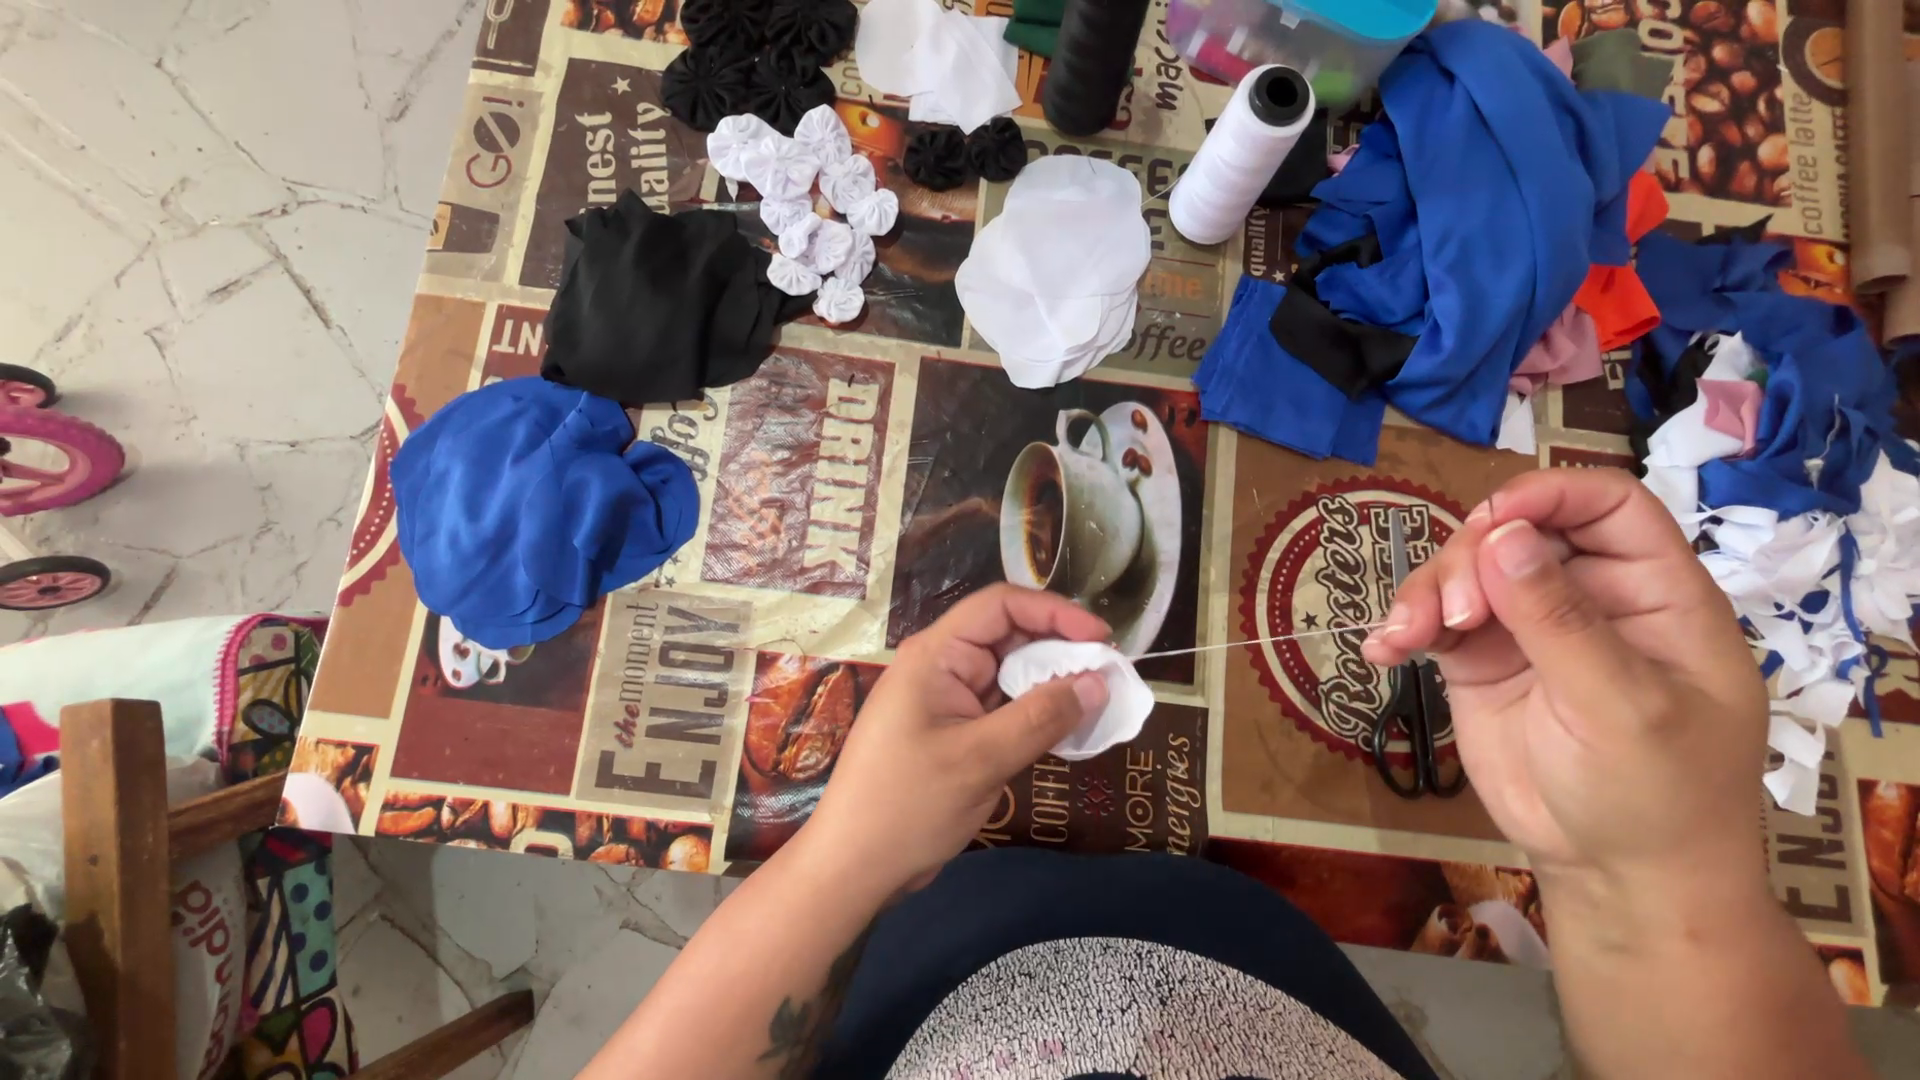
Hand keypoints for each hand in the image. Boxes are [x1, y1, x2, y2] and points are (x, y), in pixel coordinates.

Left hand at [801, 584, 1110, 895]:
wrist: (855, 867)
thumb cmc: (908, 805)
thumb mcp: (980, 760)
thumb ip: (1041, 717)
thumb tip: (1098, 682)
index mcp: (937, 655)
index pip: (1001, 607)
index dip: (1055, 612)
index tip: (1103, 637)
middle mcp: (942, 667)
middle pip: (1010, 637)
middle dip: (1060, 649)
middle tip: (1110, 675)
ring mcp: (948, 701)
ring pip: (1011, 675)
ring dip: (1052, 685)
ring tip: (1099, 702)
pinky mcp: (956, 732)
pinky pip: (1004, 709)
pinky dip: (1036, 714)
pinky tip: (1069, 730)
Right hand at [1361, 468, 1767, 889]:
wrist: (1612, 870)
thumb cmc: (1653, 792)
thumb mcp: (1618, 705)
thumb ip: (1559, 619)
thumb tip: (1502, 534)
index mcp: (1651, 594)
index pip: (1607, 507)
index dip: (1550, 494)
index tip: (1490, 519)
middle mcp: (1583, 597)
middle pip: (1512, 533)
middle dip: (1468, 561)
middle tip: (1450, 615)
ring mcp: (1524, 628)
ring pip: (1460, 572)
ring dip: (1423, 595)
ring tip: (1404, 638)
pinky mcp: (1476, 660)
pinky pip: (1430, 620)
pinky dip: (1400, 628)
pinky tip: (1383, 651)